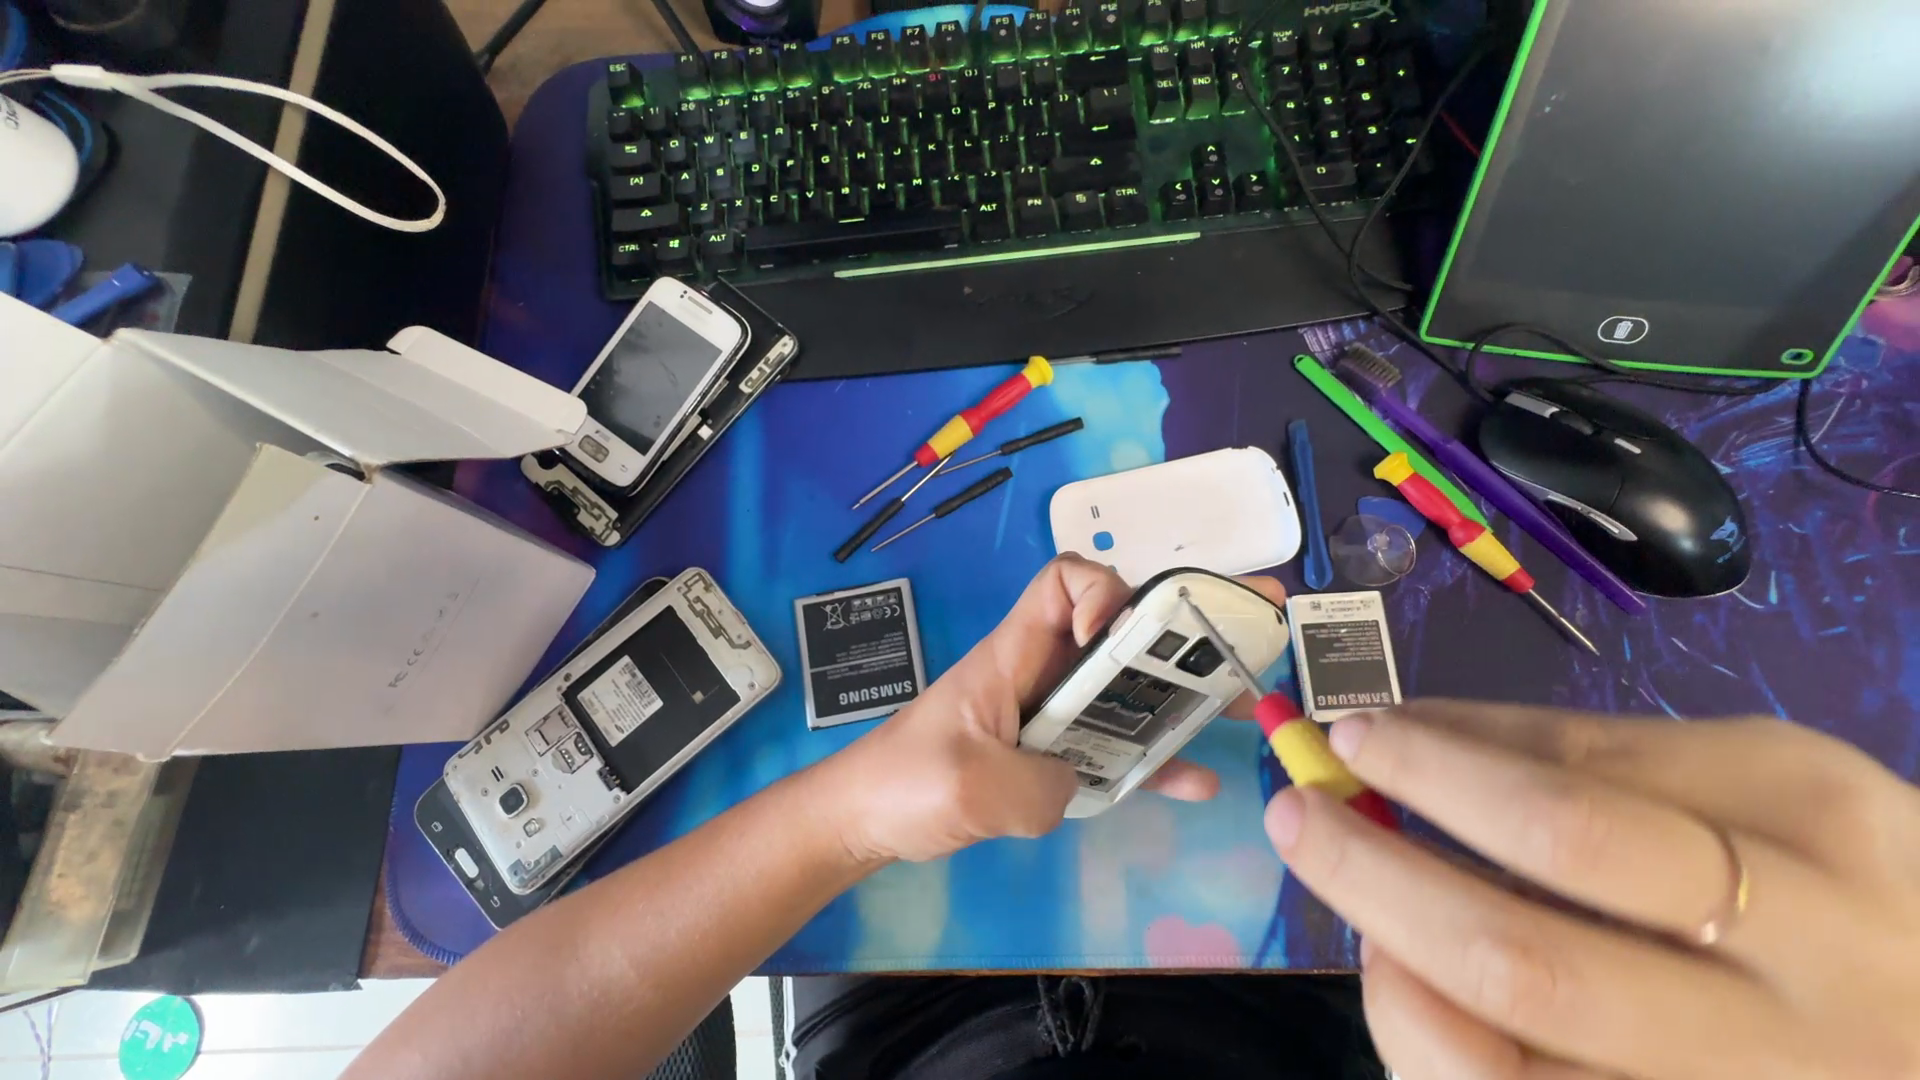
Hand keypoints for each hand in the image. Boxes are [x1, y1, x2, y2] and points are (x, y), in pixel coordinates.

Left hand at [824, 554, 1285, 863]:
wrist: (868, 818)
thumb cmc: (905, 783)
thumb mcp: (971, 786)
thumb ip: (1039, 786)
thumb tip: (1079, 782)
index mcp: (1014, 654)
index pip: (1062, 583)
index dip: (1103, 592)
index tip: (1119, 637)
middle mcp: (1040, 671)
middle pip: (1117, 631)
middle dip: (1182, 630)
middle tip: (1252, 638)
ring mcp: (1049, 713)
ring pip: (1126, 688)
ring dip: (1183, 693)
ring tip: (1246, 704)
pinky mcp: (1050, 753)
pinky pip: (1113, 746)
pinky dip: (1151, 757)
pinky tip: (1197, 779)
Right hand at [1263, 701, 1919, 1079]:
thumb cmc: (1743, 1043)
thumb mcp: (1602, 1071)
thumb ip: (1477, 1035)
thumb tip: (1375, 928)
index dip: (1403, 1015)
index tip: (1349, 936)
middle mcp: (1807, 1058)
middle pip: (1524, 960)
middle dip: (1372, 868)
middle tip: (1294, 806)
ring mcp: (1839, 914)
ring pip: (1572, 825)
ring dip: (1426, 767)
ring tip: (1358, 736)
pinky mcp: (1826, 788)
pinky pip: (1603, 744)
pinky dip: (1491, 732)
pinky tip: (1447, 732)